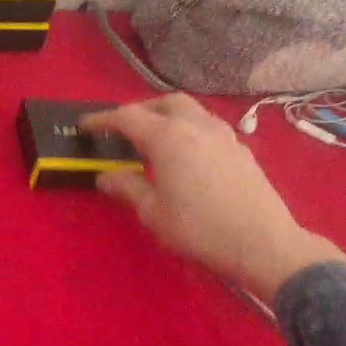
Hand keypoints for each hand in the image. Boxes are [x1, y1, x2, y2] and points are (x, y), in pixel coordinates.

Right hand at [82, 94, 345, 300]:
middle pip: (165, 103)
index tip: (85, 125)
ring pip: (190, 111)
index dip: (103, 120)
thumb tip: (106, 176)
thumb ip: (128, 188)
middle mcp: (196, 126)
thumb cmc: (198, 228)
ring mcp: (223, 135)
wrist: (260, 242)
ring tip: (152, 139)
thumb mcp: (153, 212)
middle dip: (140, 110)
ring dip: (166, 116)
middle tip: (122, 129)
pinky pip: (207, 126)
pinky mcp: (240, 149)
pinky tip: (184, 154)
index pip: (128, 118)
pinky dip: (188, 129)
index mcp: (168, 138)